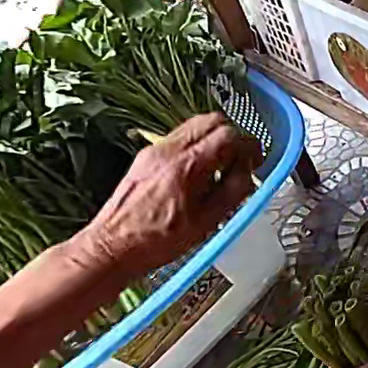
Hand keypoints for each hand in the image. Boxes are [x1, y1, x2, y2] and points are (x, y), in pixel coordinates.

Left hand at [69, 113, 261, 280]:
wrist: (112, 248)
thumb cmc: (157, 241)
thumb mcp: (208, 221)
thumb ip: (234, 191)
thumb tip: (248, 174)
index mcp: (188, 165)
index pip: (229, 134)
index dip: (249, 145)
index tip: (256, 161)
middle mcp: (170, 150)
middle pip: (213, 120)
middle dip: (234, 135)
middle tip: (241, 159)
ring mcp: (155, 150)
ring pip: (196, 125)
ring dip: (216, 139)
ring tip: (222, 166)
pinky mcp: (147, 156)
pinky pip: (181, 137)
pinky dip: (198, 145)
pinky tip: (201, 172)